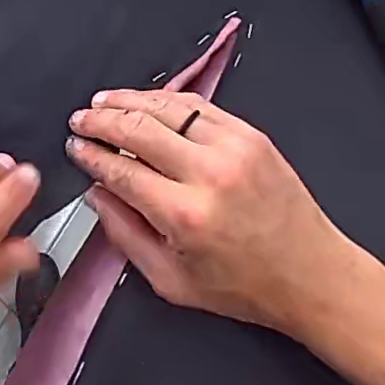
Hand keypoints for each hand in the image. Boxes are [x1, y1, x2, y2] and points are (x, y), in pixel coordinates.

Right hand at [65, 90, 359, 334]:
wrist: (310, 270)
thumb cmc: (243, 285)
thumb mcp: (172, 281)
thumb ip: (125, 234)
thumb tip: (97, 191)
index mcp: (186, 216)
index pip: (122, 170)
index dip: (92, 154)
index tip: (74, 146)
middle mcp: (208, 173)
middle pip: (140, 129)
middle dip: (101, 120)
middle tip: (80, 118)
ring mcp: (233, 146)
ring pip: (168, 107)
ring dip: (130, 100)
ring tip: (104, 100)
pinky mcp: (250, 132)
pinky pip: (199, 104)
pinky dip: (167, 98)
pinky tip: (147, 99)